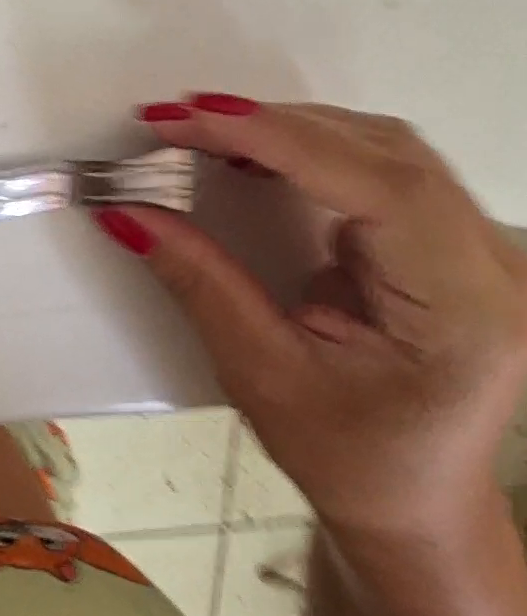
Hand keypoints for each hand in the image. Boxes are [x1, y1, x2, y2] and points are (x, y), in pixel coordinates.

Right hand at [98, 93, 526, 539]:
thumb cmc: (343, 451)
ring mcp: (479, 251)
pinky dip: (307, 149)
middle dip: (272, 124)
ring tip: (197, 129)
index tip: (186, 119)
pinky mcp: (446, 246)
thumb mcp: (257, 370)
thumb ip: (198, 281)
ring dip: (287, 129)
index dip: (278, 140)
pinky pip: (380, 171)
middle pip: (387, 153)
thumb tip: (126, 213)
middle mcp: (493, 265)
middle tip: (172, 119)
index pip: (379, 186)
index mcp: (461, 307)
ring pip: (387, 150)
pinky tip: (249, 151)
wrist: (415, 496)